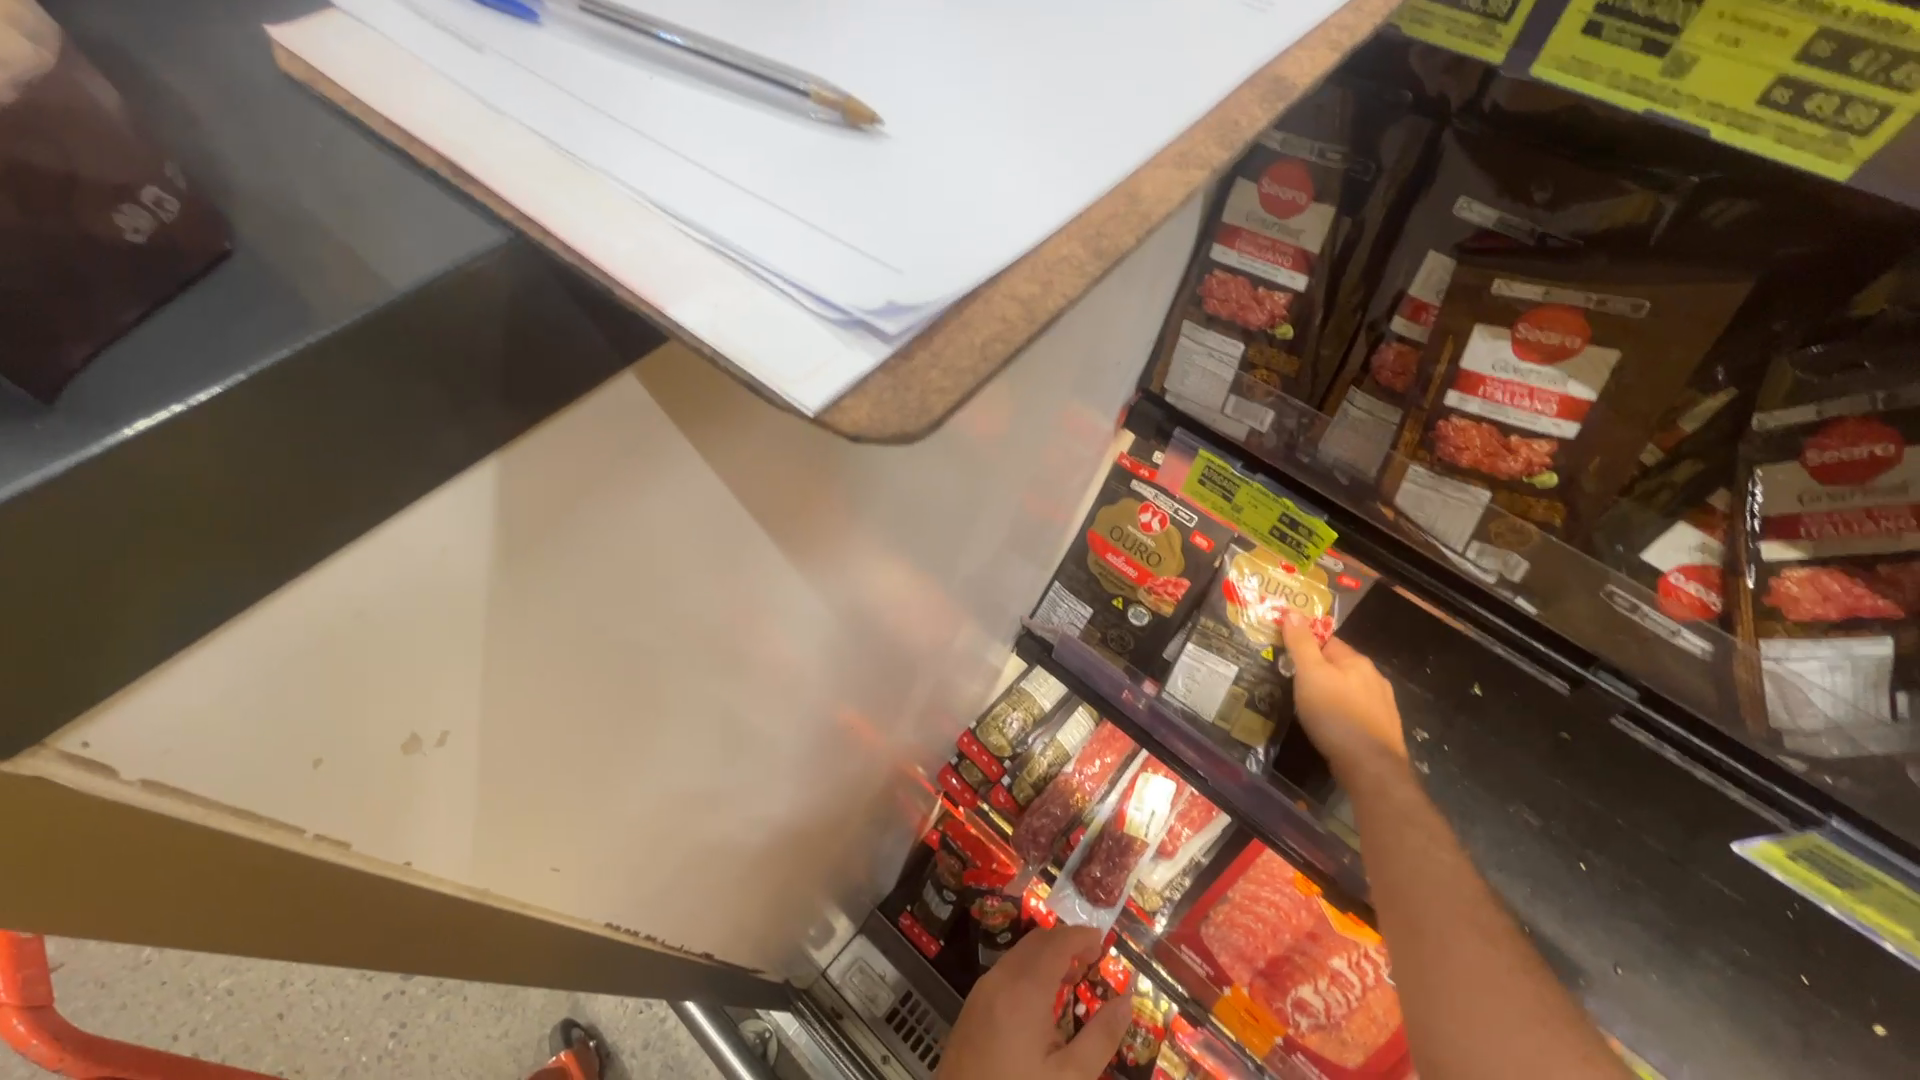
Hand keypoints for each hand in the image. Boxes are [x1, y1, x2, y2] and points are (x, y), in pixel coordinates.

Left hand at [936, 925, 1131, 1079]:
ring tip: (1073, 978)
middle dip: (1066, 942)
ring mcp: (981, 992)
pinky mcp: (971, 1008)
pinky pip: (1004, 972)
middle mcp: (999, 980)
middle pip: (1036, 942)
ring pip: (1018, 955)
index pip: (1056, 943)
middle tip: (1093, 958)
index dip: (1081, 936)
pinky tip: (1042, 999)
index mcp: (1024, 990)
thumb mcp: (1070, 1077)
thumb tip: (1127, 1001)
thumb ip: (1101, 1036)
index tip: (1103, 940)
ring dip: (1046, 956)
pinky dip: (1028, 970)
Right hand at [1280, 619, 1406, 784]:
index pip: (1328, 641)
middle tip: (1294, 683)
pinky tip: (1332, 725)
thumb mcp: (1309, 675)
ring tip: (1311, 706)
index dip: (1306, 645)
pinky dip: (1343, 713)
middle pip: (1340, 665)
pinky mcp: (1383, 728)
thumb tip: (1293, 612)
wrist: (1370, 766)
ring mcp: (1382, 704)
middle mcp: (1374, 677)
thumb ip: (1301, 644)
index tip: (1286, 656)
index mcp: (1356, 661)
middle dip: (1319, 670)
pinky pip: (1358, 712)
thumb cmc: (1335, 715)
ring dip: (1332, 693)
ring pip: (1350, 689)